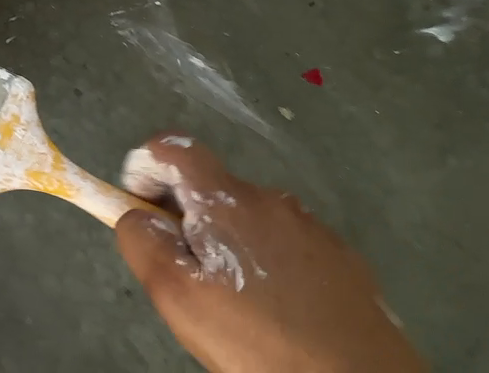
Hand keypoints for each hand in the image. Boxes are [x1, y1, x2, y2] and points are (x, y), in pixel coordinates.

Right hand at [114, 134, 422, 372]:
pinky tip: (281, 312)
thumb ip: (140, 239)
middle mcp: (275, 202)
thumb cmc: (260, 341)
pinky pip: (289, 246)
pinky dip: (271, 264)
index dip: (146, 168)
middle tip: (189, 273)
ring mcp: (319, 233)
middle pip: (212, 189)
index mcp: (230, 200)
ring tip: (238, 301)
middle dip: (188, 219)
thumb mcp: (175, 294)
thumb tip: (138, 213)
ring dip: (230, 242)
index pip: (173, 147)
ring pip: (251, 220)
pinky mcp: (350, 266)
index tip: (143, 211)